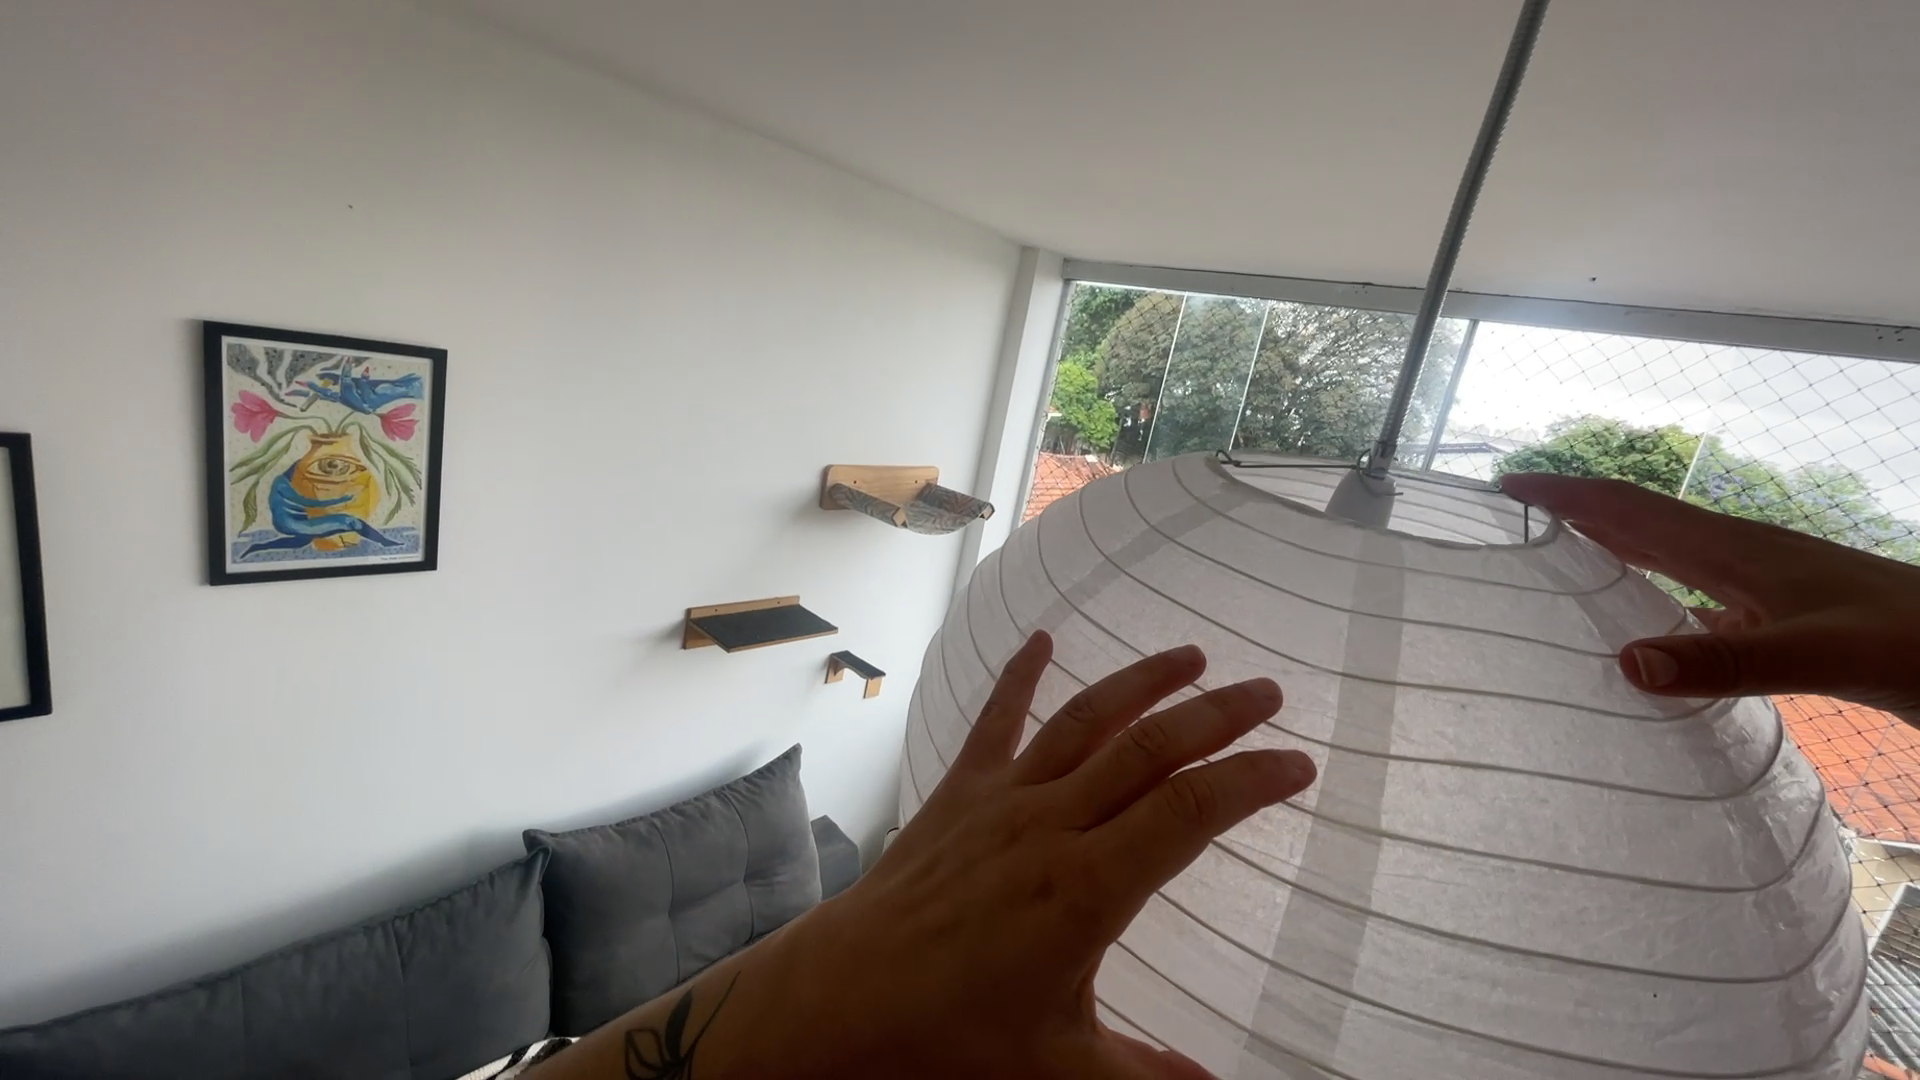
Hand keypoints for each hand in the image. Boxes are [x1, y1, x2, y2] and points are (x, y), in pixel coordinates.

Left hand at [531, 634, 1316, 1079]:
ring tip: (1189, 654)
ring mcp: (1001, 798)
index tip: (1298, 763)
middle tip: (1266, 689)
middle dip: (1214, 715)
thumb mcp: (1057, 1071)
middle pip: (1148, 749)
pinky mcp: (960, 791)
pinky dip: (1020, 675)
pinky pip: (995, 720)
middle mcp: (1049, 825)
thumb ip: (1144, 1076)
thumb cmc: (944, 1040)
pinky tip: (1042, 638)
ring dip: (1139, 681)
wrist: (840, 1001)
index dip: (1248, 782)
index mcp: (1085, 889)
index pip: (1188, 815)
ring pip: (1084, 720)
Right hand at [1500, 472, 1919, 715]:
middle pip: (1634, 520)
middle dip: (1567, 510)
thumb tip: (1622, 663)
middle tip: (1506, 517)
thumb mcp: (1831, 657)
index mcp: (1735, 549)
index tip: (1504, 486)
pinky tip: (1628, 612)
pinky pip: (1684, 587)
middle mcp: (1737, 556)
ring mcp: (1758, 583)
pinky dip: (1639, 586)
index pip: (1630, 507)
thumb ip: (1728, 660)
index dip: (1565, 492)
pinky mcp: (1773, 613)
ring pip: (1658, 550)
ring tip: (1546, 551)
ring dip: (1599, 542)